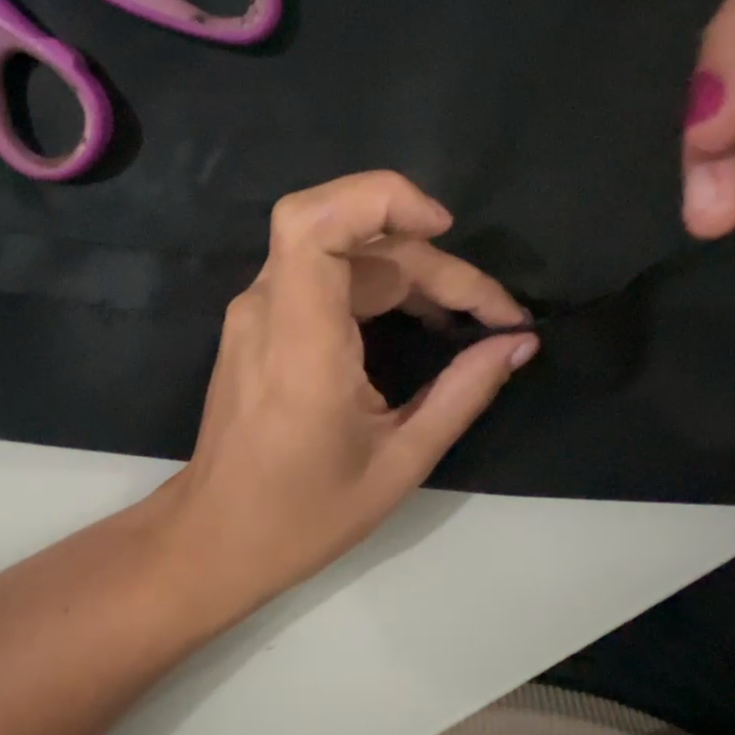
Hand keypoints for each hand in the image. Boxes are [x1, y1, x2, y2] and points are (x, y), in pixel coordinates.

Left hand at [165, 171, 538, 602]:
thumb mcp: (400, 462)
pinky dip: (382, 284)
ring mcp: (259, 309)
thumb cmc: (302, 513)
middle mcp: (269, 307)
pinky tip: (423, 317)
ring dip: (412, 271)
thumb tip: (518, 343)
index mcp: (300, 341)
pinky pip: (327, 275)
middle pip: (352, 236)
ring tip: (469, 317)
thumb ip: (463, 393)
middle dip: (431, 261)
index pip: (313, 224)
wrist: (216, 536)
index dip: (378, 198)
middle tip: (491, 315)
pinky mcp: (263, 320)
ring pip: (344, 251)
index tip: (443, 228)